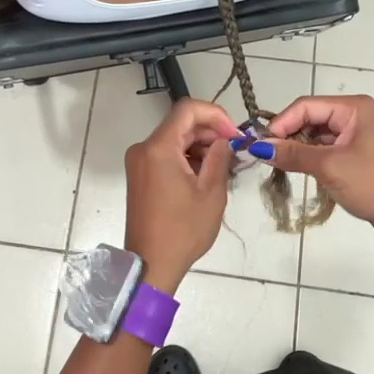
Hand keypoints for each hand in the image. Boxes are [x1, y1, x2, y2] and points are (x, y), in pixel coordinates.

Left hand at [124, 100, 237, 291]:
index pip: (187, 109)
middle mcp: (143, 148)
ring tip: (224, 166)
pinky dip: (186, 158)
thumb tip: (224, 140)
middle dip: (209, 132)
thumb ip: (219, 157)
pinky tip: (205, 175)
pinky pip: (165, 155)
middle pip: (180, 124)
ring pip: (174, 139)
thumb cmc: (183, 230)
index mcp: (158, 147)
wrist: (151, 264)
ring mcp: (138, 162)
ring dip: (199, 146)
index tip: (234, 133)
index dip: (215, 114)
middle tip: (234, 151)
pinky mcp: (139, 176)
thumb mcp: (211, 192)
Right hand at [258, 95, 373, 231]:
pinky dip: (310, 157)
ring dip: (298, 148)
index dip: (281, 123)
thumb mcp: (330, 167)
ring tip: (280, 165)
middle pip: (310, 118)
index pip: (305, 106)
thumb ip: (293, 154)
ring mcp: (357, 135)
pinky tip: (299, 170)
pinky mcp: (357, 154)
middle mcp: (355, 115)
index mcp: (354, 108)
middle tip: (267, 156)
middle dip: (288, 135)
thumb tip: (257, 147)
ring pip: (316, 134)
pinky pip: (326, 148)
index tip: (261, 145)